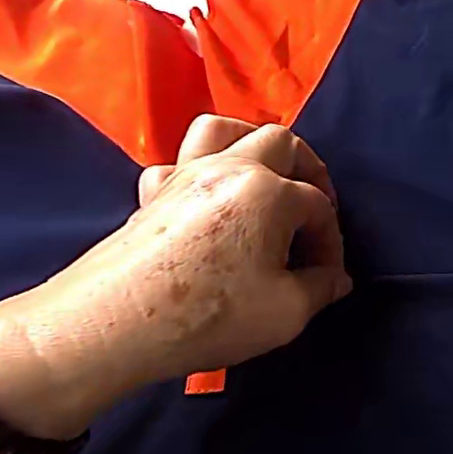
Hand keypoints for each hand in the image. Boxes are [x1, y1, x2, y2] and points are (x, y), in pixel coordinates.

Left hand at [0, 115, 350, 437]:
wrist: (116, 323)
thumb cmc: (209, 315)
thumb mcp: (285, 313)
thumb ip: (320, 289)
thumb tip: (336, 279)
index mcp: (267, 191)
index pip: (318, 206)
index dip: (331, 242)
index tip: (329, 275)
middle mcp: (226, 168)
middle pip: (280, 142)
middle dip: (308, 171)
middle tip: (314, 208)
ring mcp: (182, 175)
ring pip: (220, 129)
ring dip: (250, 144)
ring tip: (264, 176)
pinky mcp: (150, 193)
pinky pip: (175, 163)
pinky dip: (196, 170)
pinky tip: (203, 199)